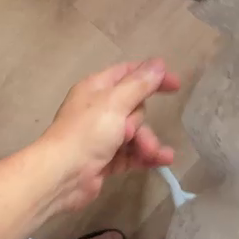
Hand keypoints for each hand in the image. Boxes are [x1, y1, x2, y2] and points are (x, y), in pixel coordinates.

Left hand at [32, 59, 181, 214]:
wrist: (63, 175)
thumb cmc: (87, 132)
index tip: (176, 84)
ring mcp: (101, 136)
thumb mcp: (115, 102)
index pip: (128, 74)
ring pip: (136, 133)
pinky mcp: (105, 159)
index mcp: (96, 88)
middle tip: (130, 132)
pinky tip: (162, 161)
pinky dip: (145, 156)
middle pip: (134, 107)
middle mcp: (98, 109)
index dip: (152, 76)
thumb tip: (158, 64)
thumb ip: (139, 84)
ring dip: (146, 142)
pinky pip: (132, 153)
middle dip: (141, 121)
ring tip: (149, 153)